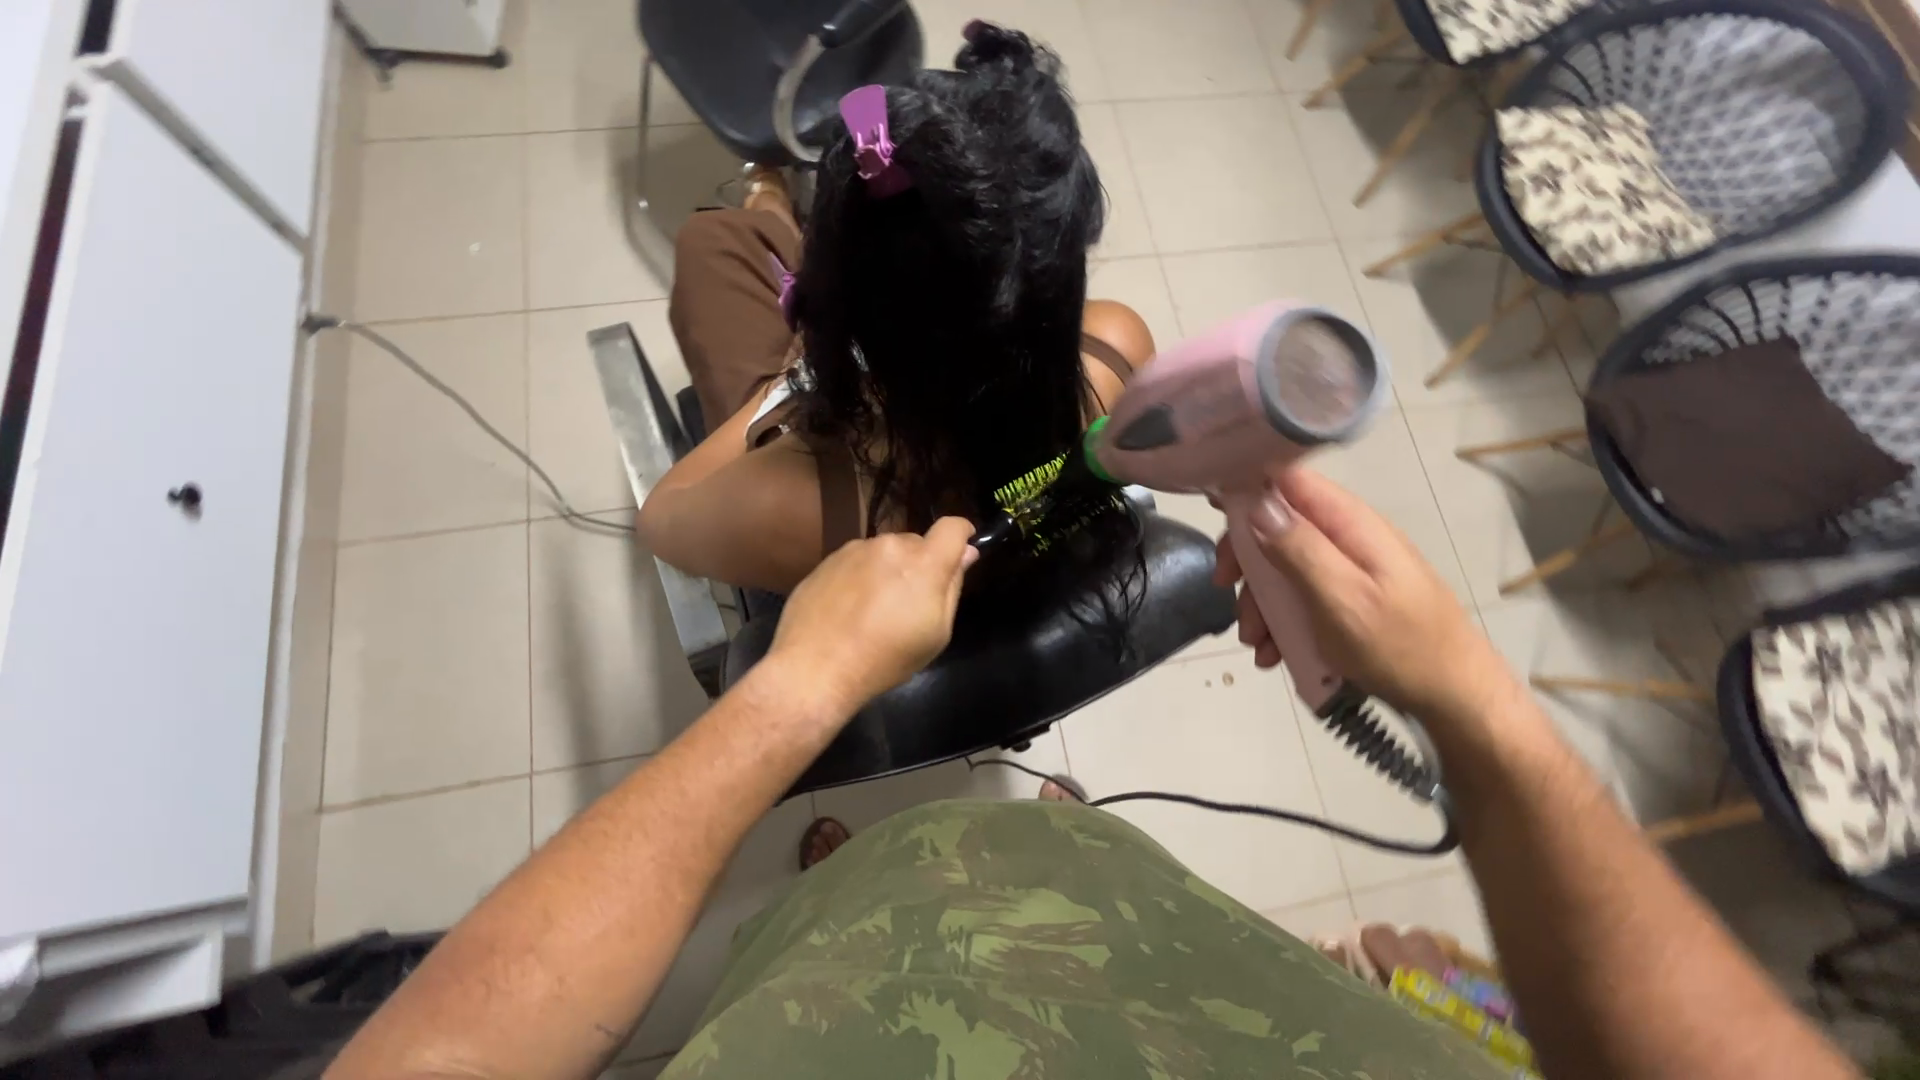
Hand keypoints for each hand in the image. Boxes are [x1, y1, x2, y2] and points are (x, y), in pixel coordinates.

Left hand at [768, 517, 978, 711]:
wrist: (814, 668)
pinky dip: (861, 578)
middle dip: (921, 564)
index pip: (952, 527)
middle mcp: (888, 546)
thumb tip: (965, 554)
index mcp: (923, 563)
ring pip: (884, 552)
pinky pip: (856, 562)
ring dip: (888, 570)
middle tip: (910, 603)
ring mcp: (853, 550)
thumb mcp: (935, 634)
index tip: (963, 550)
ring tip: (873, 610)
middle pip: (916, 543)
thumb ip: (952, 587)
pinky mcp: (826, 561)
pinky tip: (848, 610)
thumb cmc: (884, 659)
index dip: (962, 534)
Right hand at [1213, 469, 1513, 723]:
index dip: (1248, 490)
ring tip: (1256, 643)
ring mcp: (1348, 569)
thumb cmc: (1399, 647)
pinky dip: (1280, 623)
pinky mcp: (1347, 599)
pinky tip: (1275, 654)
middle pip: (1278, 527)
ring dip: (1260, 602)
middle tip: (1225, 589)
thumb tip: (1255, 502)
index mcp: (1349, 523)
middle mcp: (1347, 537)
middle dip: (1246, 560)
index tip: (1215, 517)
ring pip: (1283, 568)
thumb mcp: (1340, 598)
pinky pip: (1300, 599)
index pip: (1289, 480)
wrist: (1455, 700)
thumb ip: (1298, 548)